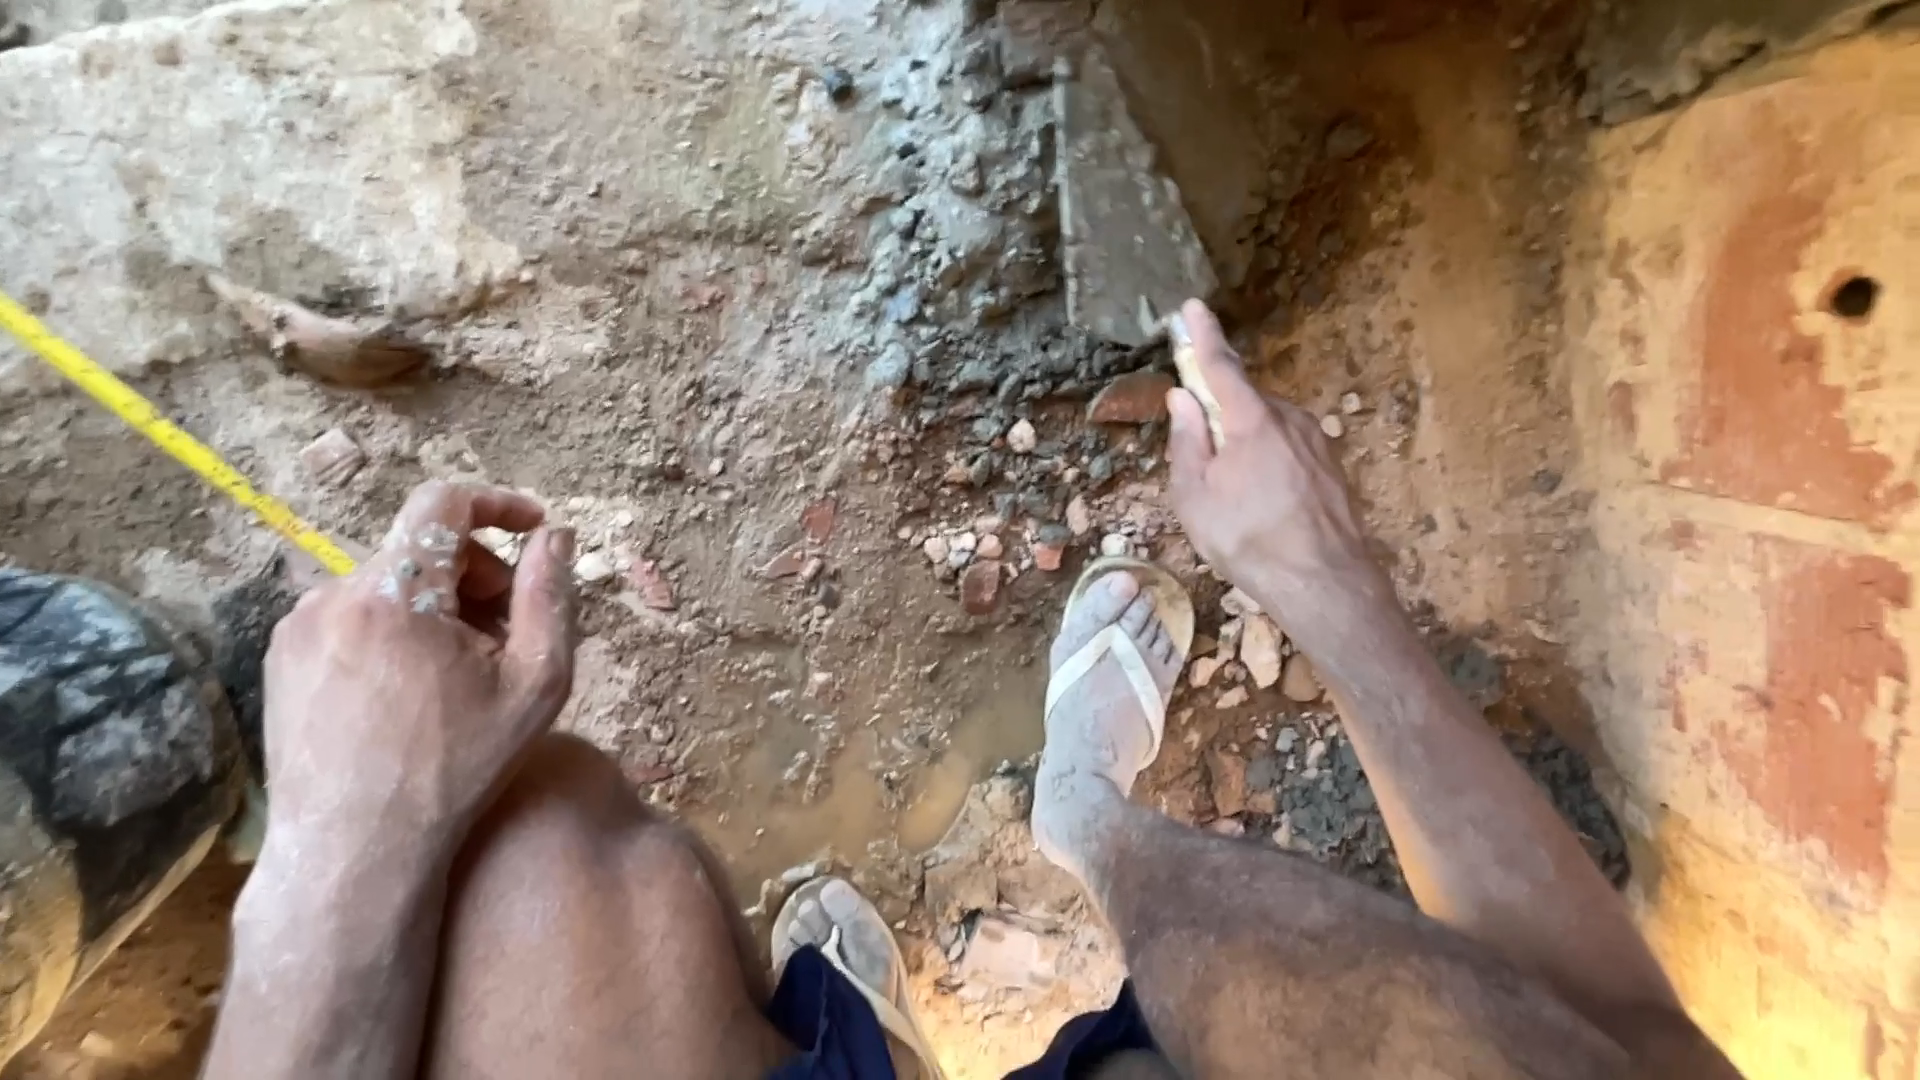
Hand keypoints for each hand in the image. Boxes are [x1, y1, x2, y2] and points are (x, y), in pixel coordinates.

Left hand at [261, 481, 577, 858]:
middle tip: (511, 631)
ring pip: (393, 582)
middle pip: (425, 546)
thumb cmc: (459, 763)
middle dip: (481, 574)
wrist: (356, 848)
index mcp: (397, 594)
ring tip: (470, 666)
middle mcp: (335, 596)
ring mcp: (299, 628)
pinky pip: (359, 614)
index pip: (444, 503)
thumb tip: (555, 536)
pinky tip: (423, 683)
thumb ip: (550, 596)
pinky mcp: (284, 657)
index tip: (535, 529)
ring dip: (444, 604)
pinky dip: (403, 626)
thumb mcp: (537, 679)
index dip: (499, 503)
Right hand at [1164, 301, 1389, 646]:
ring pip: (1265, 425)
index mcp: (1249, 420)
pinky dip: (1265, 458)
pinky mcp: (1330, 462)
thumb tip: (1181, 399)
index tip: (1191, 306)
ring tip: (1232, 495)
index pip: (1219, 365)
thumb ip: (1186, 442)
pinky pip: (1286, 445)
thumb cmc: (1246, 539)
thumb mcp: (1195, 496)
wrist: (1324, 581)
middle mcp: (1288, 417)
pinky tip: (1262, 501)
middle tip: (1199, 459)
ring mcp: (1315, 439)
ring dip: (1242, 442)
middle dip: (1216, 413)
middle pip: (1242, 399)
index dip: (1202, 334)